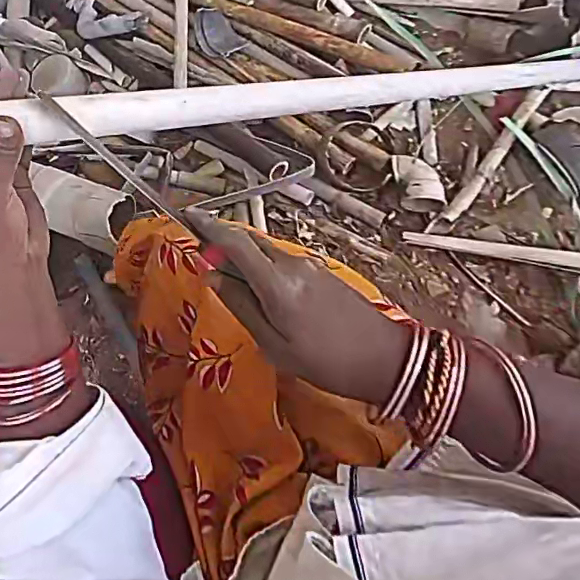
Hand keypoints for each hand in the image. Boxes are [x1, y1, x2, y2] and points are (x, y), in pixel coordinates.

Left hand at [0, 69, 48, 273]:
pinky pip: (19, 149)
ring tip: (23, 92)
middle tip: (8, 80)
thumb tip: (4, 123)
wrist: (17, 266)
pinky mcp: (14, 179)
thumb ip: (1, 155)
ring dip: (12, 116)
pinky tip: (33, 119)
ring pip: (1, 136)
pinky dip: (27, 134)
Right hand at [183, 209, 409, 403]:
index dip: (208, 227)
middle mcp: (292, 264)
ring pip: (264, 249)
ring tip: (230, 279)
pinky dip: (261, 264)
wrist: (391, 360)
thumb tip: (213, 277)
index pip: (234, 242)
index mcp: (276, 283)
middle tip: (202, 254)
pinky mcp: (321, 271)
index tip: (188, 217)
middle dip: (221, 240)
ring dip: (242, 255)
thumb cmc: (328, 362)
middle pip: (248, 239)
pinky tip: (260, 288)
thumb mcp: (275, 345)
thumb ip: (241, 306)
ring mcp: (309, 265)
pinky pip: (280, 259)